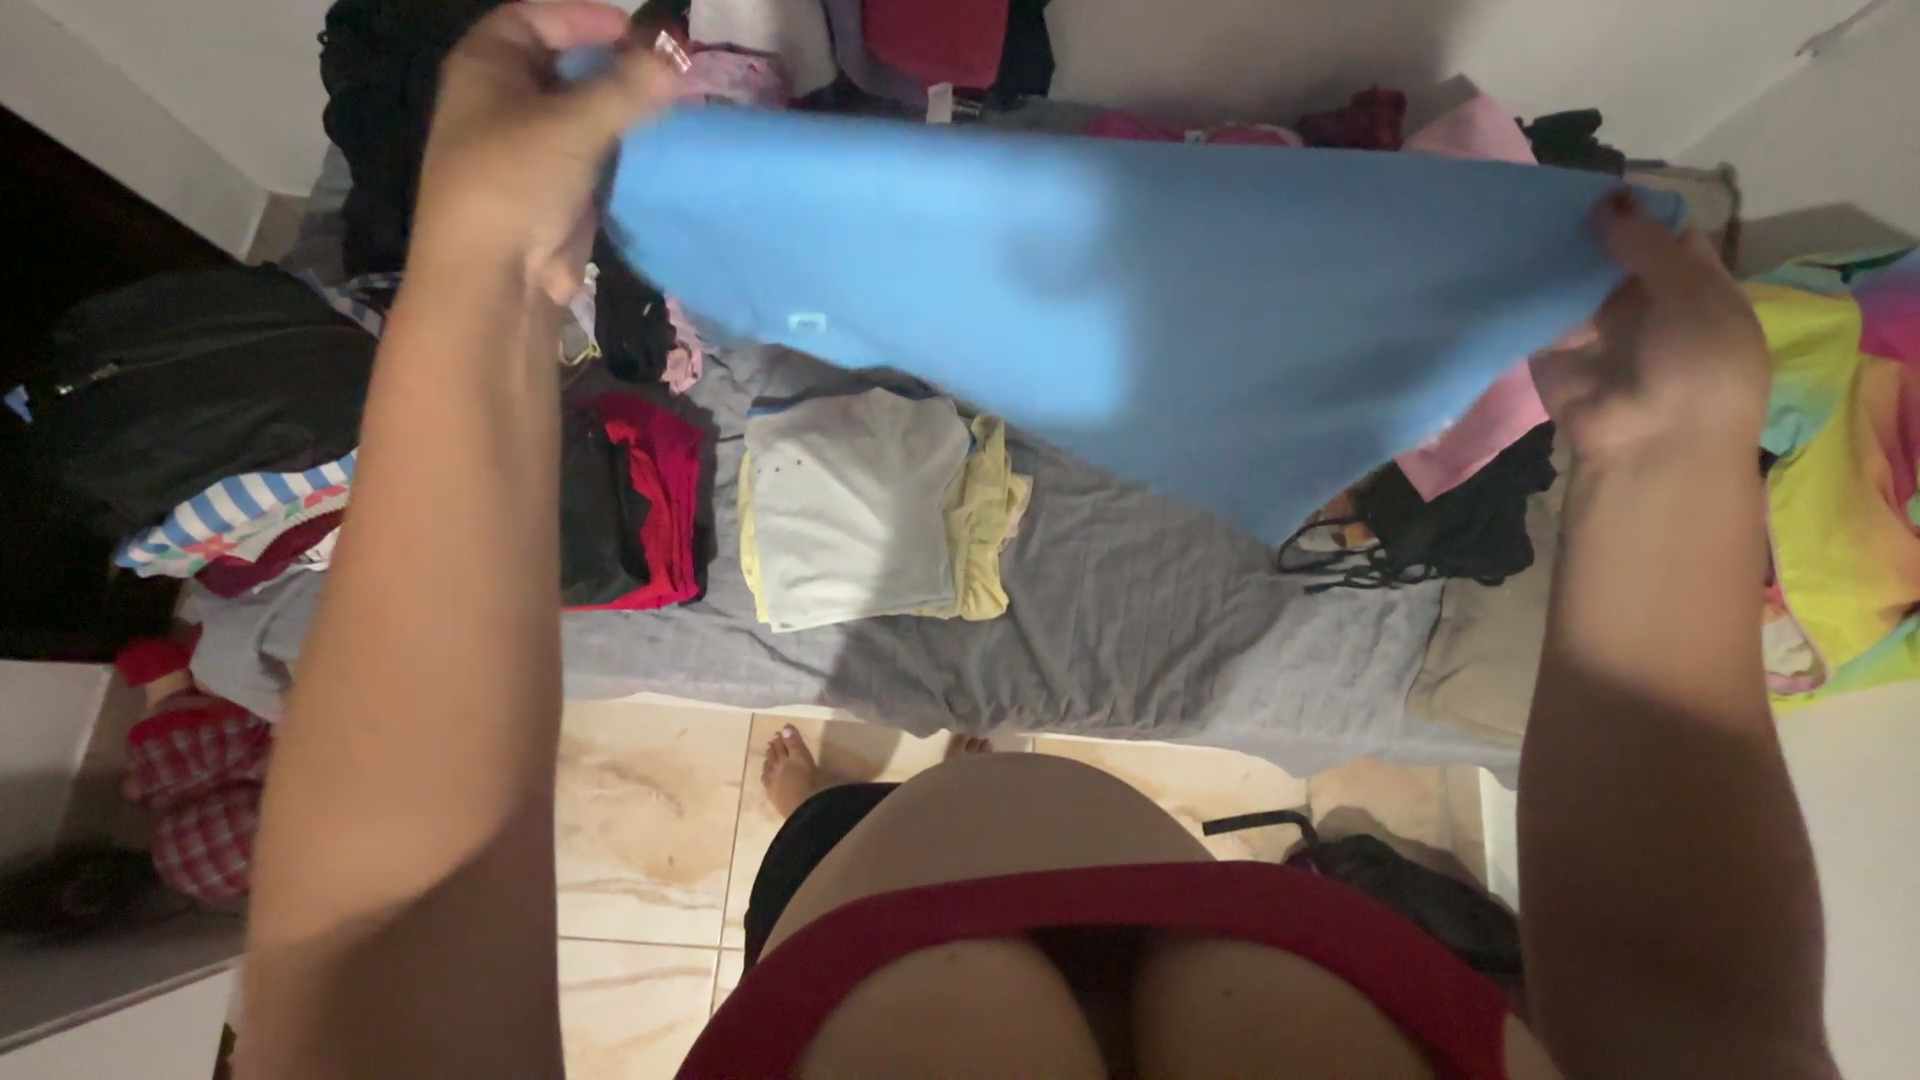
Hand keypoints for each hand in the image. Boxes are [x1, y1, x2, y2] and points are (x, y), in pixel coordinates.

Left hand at [410, 1, 672, 302]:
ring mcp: (534, 151)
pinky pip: (599, 161)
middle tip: (667, 74)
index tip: (637, 33)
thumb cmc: (515, 179)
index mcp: (487, 67)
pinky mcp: (561, 193)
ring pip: (587, 119)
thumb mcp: (572, 124)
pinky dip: (626, 154)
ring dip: (626, 116)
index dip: (584, 18)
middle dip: (615, 69)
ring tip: (674, 111)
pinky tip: (659, 153)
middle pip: (566, 70)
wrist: (498, 273)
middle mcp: (506, 103)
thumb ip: (628, 88)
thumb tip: (680, 54)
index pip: (536, 20)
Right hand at [1530, 192, 1770, 461]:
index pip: (1663, 240)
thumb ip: (1646, 247)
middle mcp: (1641, 306)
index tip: (1598, 187)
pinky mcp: (1548, 352)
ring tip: (1518, 223)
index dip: (1636, 213)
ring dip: (1552, 262)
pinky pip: (1535, 317)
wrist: (1650, 439)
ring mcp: (1592, 331)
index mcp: (1693, 289)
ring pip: (1570, 285)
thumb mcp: (1692, 293)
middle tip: (1547, 199)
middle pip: (1610, 260)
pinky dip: (1522, 296)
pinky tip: (1502, 264)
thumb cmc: (1696, 363)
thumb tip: (1608, 200)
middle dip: (1586, 234)